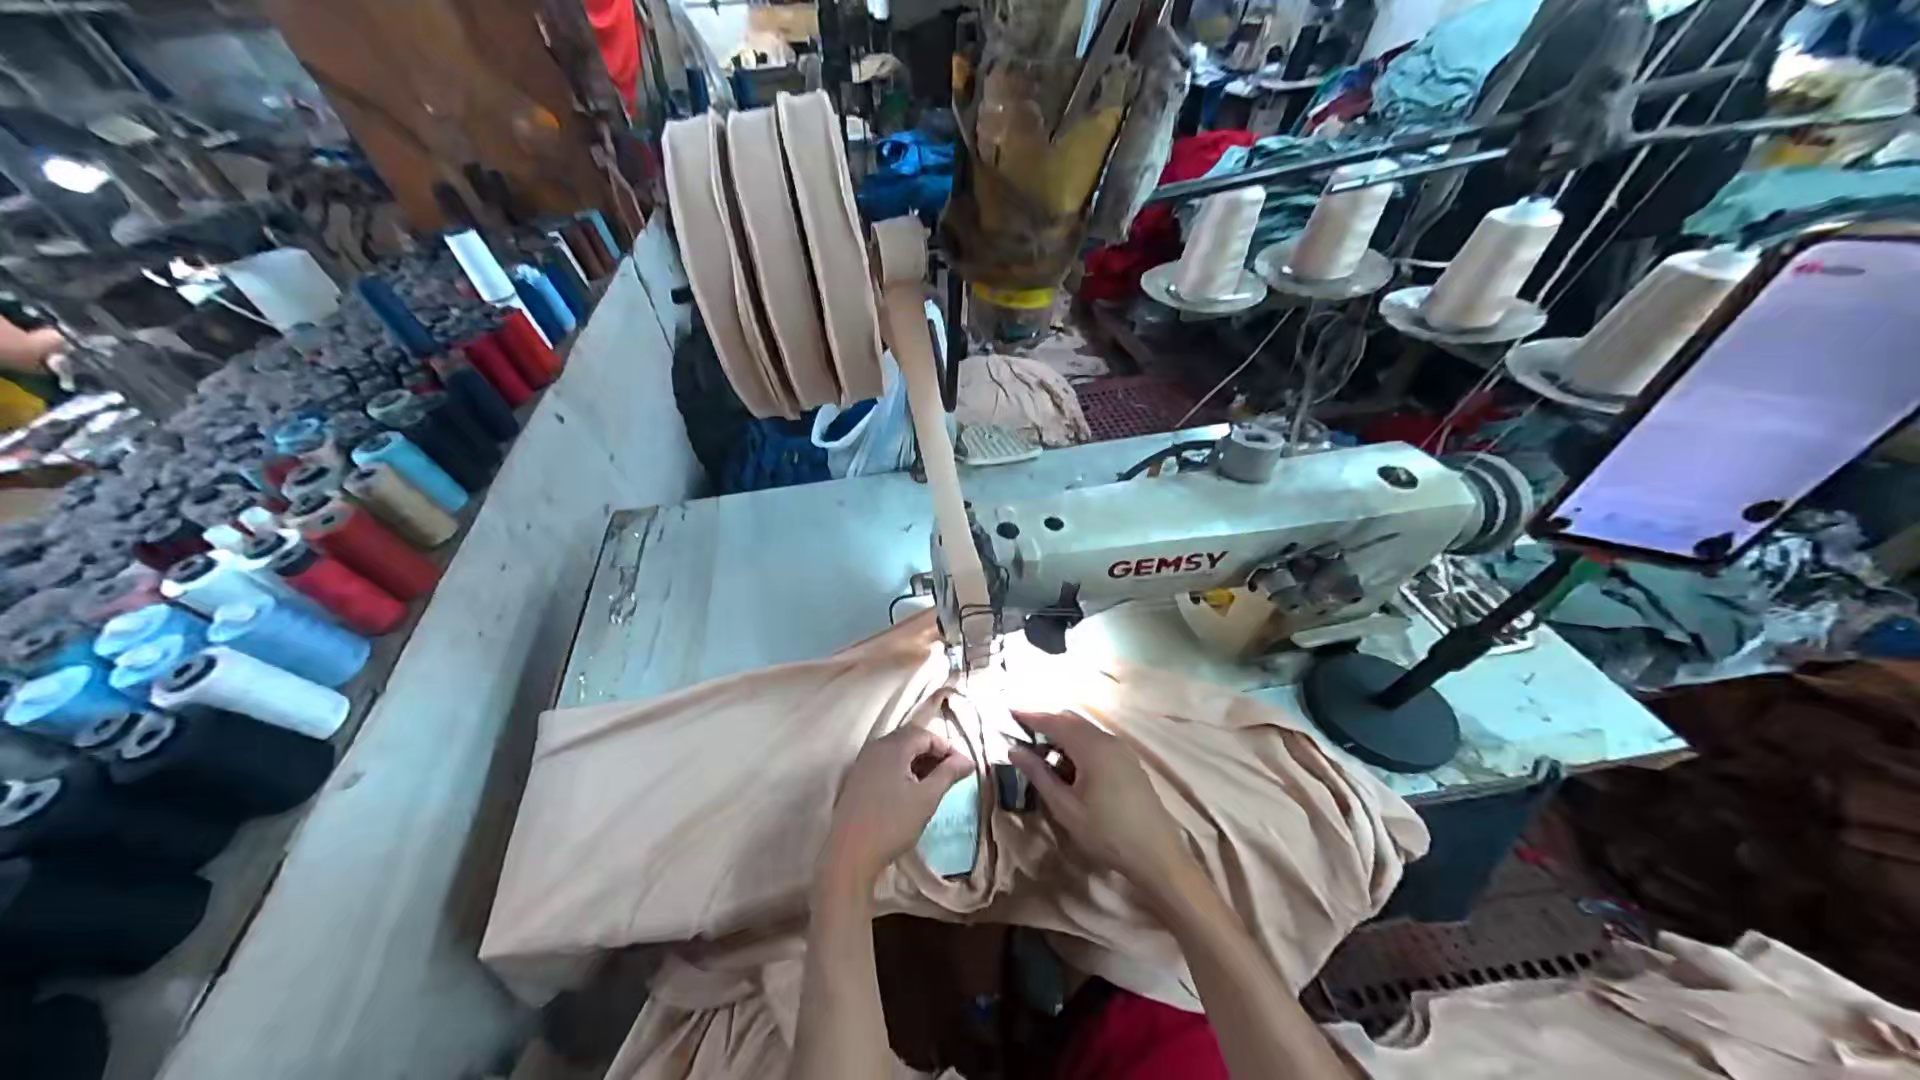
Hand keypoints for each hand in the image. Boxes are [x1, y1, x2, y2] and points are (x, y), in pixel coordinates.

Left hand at [823, 726, 973, 885]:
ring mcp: (863, 762)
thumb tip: (967, 760)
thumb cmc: (892, 824)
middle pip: (909, 738)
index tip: (961, 768)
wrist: (850, 854)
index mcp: (893, 747)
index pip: (925, 734)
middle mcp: (875, 747)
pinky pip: (884, 763)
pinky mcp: (857, 778)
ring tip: (932, 783)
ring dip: (917, 760)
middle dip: (932, 752)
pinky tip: (909, 790)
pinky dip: (901, 768)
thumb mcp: (927, 799)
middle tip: (949, 773)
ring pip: (896, 751)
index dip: (947, 748)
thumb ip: (948, 774)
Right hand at [1008, 711, 1191, 886]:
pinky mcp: (1129, 762)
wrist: (1157, 855)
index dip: (1030, 716)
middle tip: (1021, 733)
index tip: (1009, 712)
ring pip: (1085, 731)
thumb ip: (1038, 774)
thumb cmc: (1107, 832)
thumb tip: (1014, 750)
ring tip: (1040, 752)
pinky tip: (1067, 766)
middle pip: (1071, 720)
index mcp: (1092, 747)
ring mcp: (1122, 750)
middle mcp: (1109, 740)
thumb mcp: (1065, 807)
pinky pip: (1096, 742)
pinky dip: (1077, 745)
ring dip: (1061, 735)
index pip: (1055, 721)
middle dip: (1045, 723)